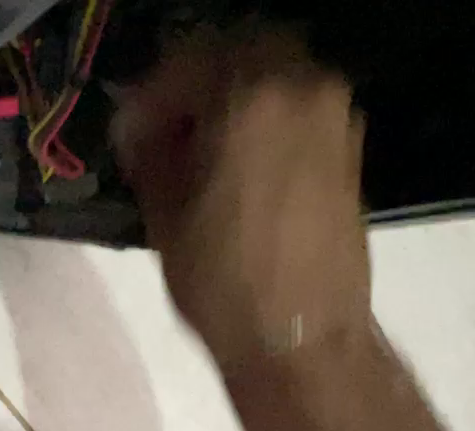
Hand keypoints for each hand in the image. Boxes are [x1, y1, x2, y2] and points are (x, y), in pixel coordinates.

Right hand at [113, 33, 373, 371]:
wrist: (299, 336)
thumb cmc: (222, 284)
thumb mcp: (165, 221)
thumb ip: (150, 157)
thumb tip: (139, 128)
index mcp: (249, 99)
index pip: (187, 63)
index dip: (148, 96)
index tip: (126, 131)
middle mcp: (302, 88)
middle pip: (239, 51)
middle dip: (193, 83)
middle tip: (161, 129)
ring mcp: (333, 114)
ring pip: (272, 74)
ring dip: (229, 98)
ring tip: (195, 150)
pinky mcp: (347, 146)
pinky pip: (296, 105)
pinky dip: (261, 117)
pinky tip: (234, 165)